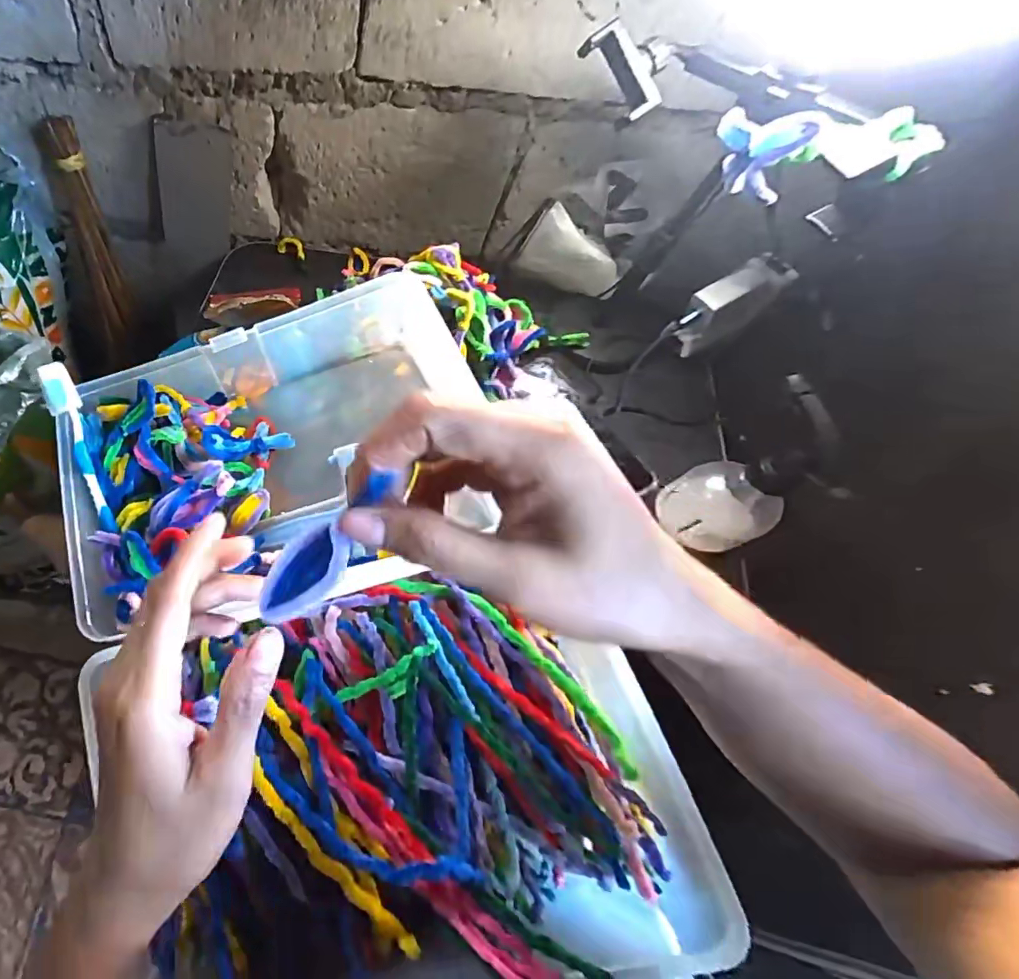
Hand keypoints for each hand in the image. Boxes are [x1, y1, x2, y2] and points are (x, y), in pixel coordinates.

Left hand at [80, 514, 283, 949]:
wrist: (126, 878)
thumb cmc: (179, 836)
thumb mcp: (225, 776)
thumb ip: (244, 701)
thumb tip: (270, 636)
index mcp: (143, 697)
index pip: (166, 607)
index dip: (191, 557)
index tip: (218, 520)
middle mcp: (123, 680)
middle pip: (161, 602)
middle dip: (207, 569)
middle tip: (257, 557)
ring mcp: (121, 686)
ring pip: (160, 618)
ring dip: (204, 596)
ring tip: (256, 592)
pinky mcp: (129, 695)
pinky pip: (159, 641)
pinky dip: (192, 622)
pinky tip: (226, 626)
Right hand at [340, 393, 737, 658]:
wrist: (669, 603)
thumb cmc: (603, 594)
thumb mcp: (511, 577)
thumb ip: (428, 545)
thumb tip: (349, 523)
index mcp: (535, 439)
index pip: (434, 415)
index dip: (382, 450)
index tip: (358, 503)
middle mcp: (528, 421)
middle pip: (432, 419)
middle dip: (387, 463)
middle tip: (365, 518)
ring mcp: (526, 435)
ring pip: (439, 437)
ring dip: (405, 476)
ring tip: (391, 526)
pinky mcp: (522, 455)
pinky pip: (459, 456)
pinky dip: (430, 485)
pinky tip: (427, 521)